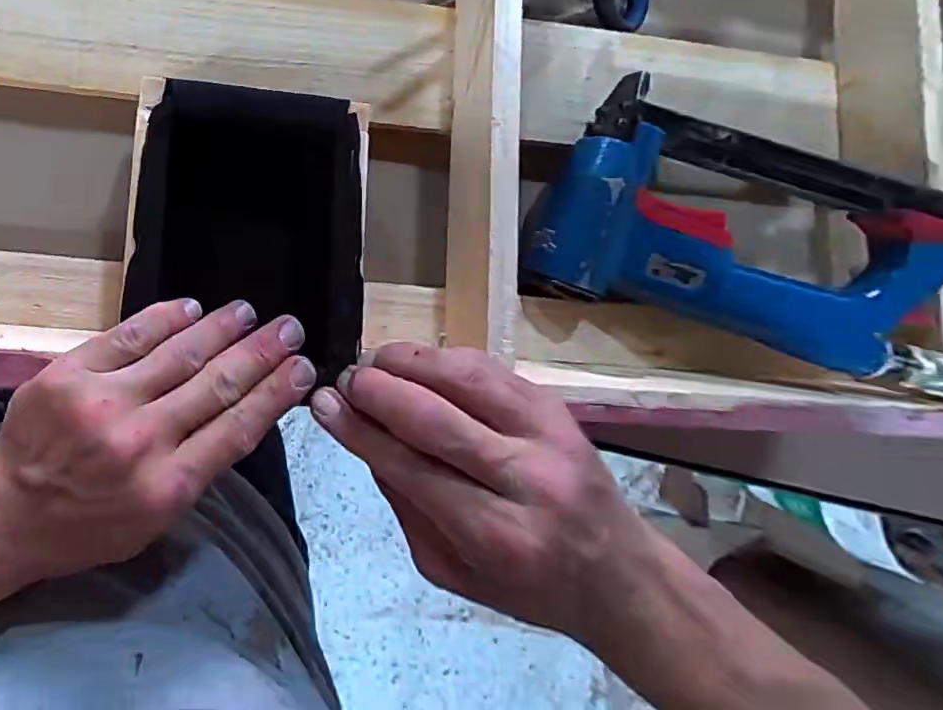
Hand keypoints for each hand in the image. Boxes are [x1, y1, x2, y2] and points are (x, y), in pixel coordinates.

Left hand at [0, 299, 315, 590]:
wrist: (5, 513)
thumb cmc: (87, 524)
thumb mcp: (155, 518)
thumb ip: (200, 465)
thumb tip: (246, 408)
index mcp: (167, 487)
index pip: (239, 427)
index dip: (277, 391)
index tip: (302, 366)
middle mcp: (141, 441)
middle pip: (218, 383)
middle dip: (262, 351)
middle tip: (289, 327)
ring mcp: (103, 402)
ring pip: (180, 353)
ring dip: (221, 327)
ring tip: (246, 312)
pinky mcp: (70, 372)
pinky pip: (129, 335)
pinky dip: (165, 318)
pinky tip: (191, 307)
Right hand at [309, 343, 649, 646]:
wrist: (617, 572)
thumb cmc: (528, 585)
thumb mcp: (451, 571)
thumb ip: (406, 506)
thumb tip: (368, 439)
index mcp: (498, 535)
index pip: (411, 468)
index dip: (360, 431)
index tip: (324, 404)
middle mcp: (527, 479)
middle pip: (435, 418)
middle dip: (378, 391)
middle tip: (346, 379)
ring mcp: (548, 433)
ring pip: (464, 378)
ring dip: (408, 362)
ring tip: (375, 361)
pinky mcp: (554, 403)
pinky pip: (488, 366)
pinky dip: (443, 358)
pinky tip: (417, 362)